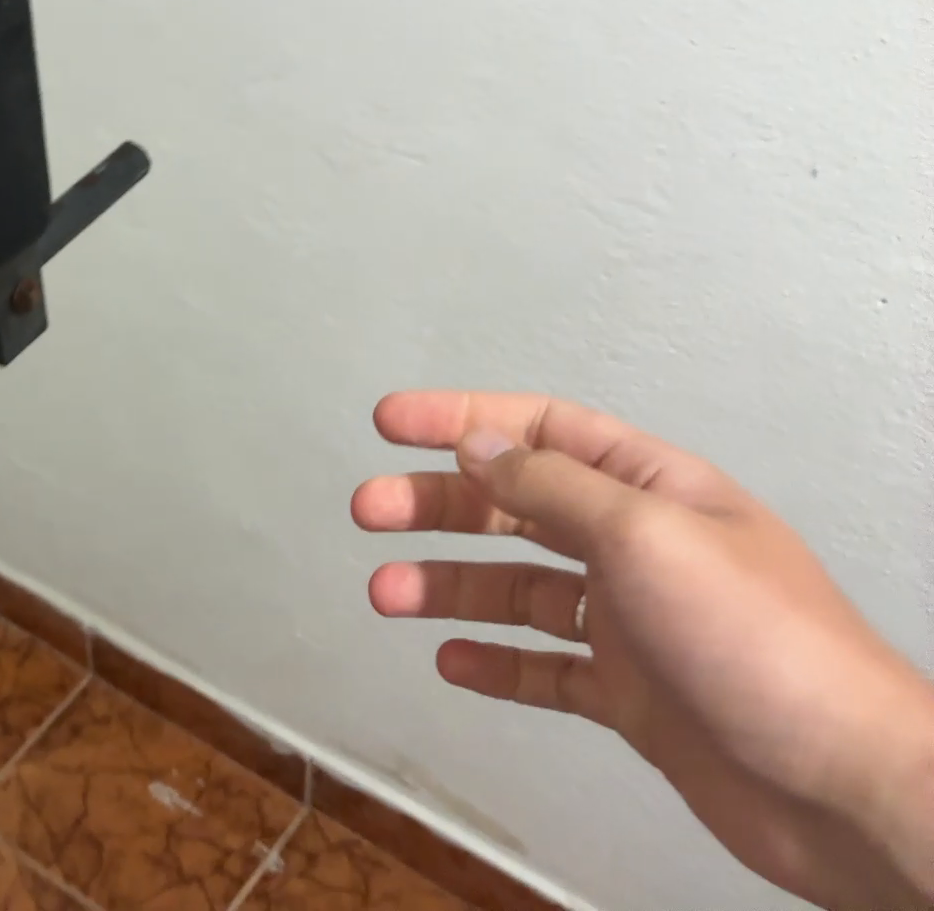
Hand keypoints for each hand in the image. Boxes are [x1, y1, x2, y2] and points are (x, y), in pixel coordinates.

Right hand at [352, 391, 933, 908]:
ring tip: (386, 595)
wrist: (845, 795)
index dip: (461, 418)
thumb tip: (475, 446)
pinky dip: (493, 662)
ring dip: (444, 588)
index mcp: (652, 493)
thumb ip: (551, 484)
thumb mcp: (643, 535)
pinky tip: (453, 662)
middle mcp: (633, 548)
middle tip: (368, 510)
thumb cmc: (755, 643)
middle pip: (510, 508)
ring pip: (512, 589)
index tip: (390, 421)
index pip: (539, 433)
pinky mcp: (623, 690)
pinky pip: (539, 666)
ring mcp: (627, 621)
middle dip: (433, 505)